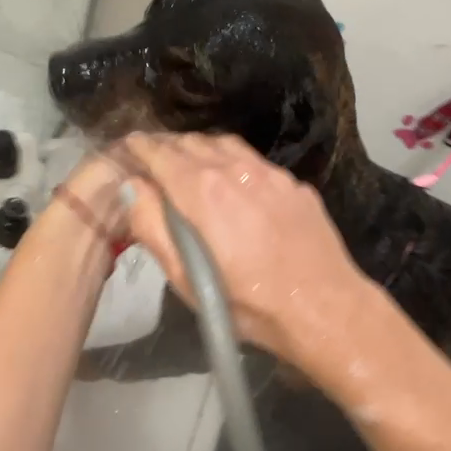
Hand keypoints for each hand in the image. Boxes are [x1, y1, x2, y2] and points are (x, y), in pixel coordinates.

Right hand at [114, 132, 377, 369]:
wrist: (324, 308)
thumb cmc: (247, 304)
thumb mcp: (185, 278)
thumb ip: (151, 226)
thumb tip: (131, 187)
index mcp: (200, 190)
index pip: (159, 152)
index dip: (138, 148)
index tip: (126, 148)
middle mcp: (234, 169)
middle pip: (190, 142)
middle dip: (165, 146)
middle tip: (150, 158)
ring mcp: (269, 174)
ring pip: (224, 145)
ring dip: (198, 148)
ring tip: (186, 163)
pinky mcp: (294, 185)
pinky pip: (253, 160)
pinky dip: (230, 161)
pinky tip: (231, 181)